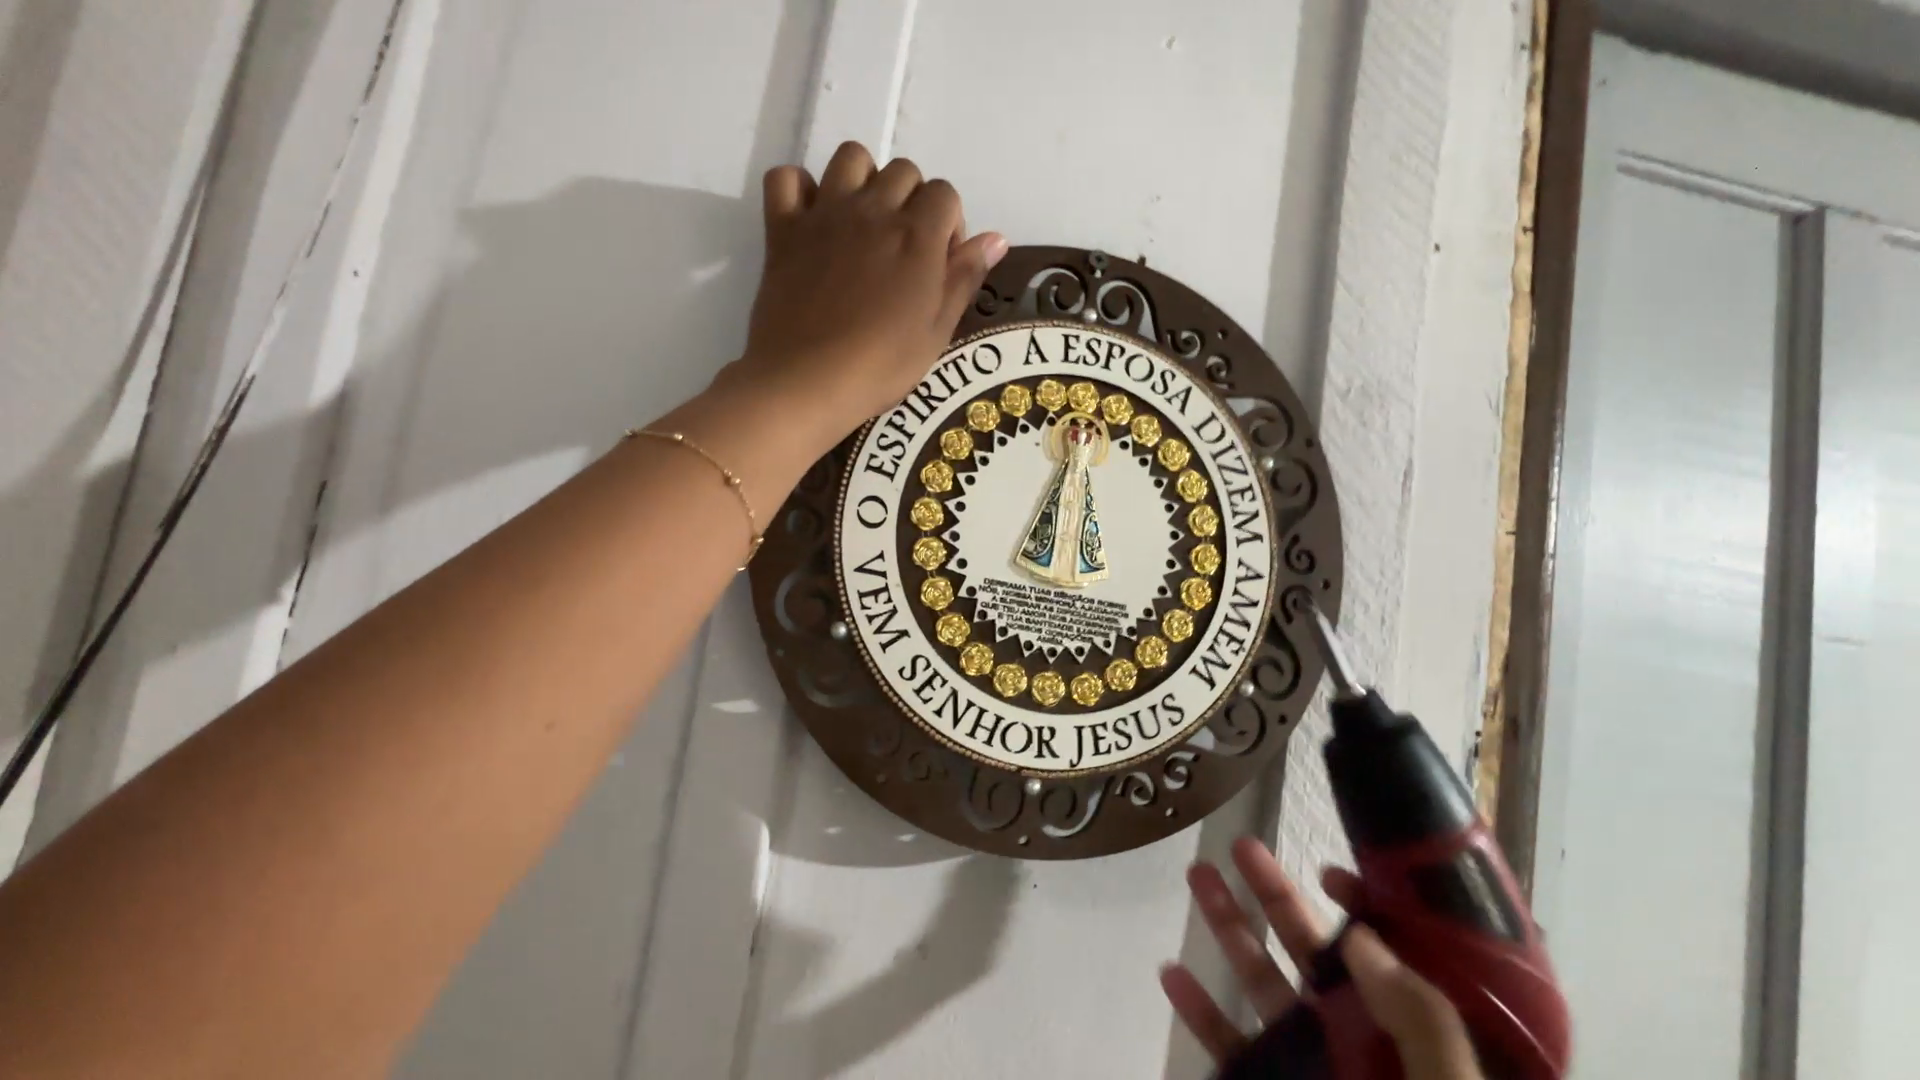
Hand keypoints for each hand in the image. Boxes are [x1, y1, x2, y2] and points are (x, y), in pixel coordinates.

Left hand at [726, 140, 1008, 438]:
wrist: (807, 381)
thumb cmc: (881, 365)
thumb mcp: (937, 331)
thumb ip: (964, 277)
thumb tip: (995, 238)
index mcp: (917, 235)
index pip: (945, 193)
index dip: (948, 225)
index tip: (939, 264)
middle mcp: (873, 209)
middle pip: (902, 170)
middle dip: (911, 200)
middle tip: (902, 249)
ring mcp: (824, 214)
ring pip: (850, 157)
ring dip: (863, 180)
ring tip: (862, 224)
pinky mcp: (783, 228)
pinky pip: (786, 178)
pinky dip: (799, 189)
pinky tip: (810, 219)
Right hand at [1161, 837, 1483, 1079]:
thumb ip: (1422, 1019)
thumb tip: (1362, 939)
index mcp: (1430, 1041)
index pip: (1406, 957)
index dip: (1371, 910)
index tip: (1328, 873)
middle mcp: (1373, 1046)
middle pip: (1323, 957)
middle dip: (1277, 899)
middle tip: (1239, 847)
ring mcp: (1322, 1071)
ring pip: (1270, 990)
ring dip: (1231, 934)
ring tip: (1198, 880)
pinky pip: (1235, 1046)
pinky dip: (1202, 1012)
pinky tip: (1172, 974)